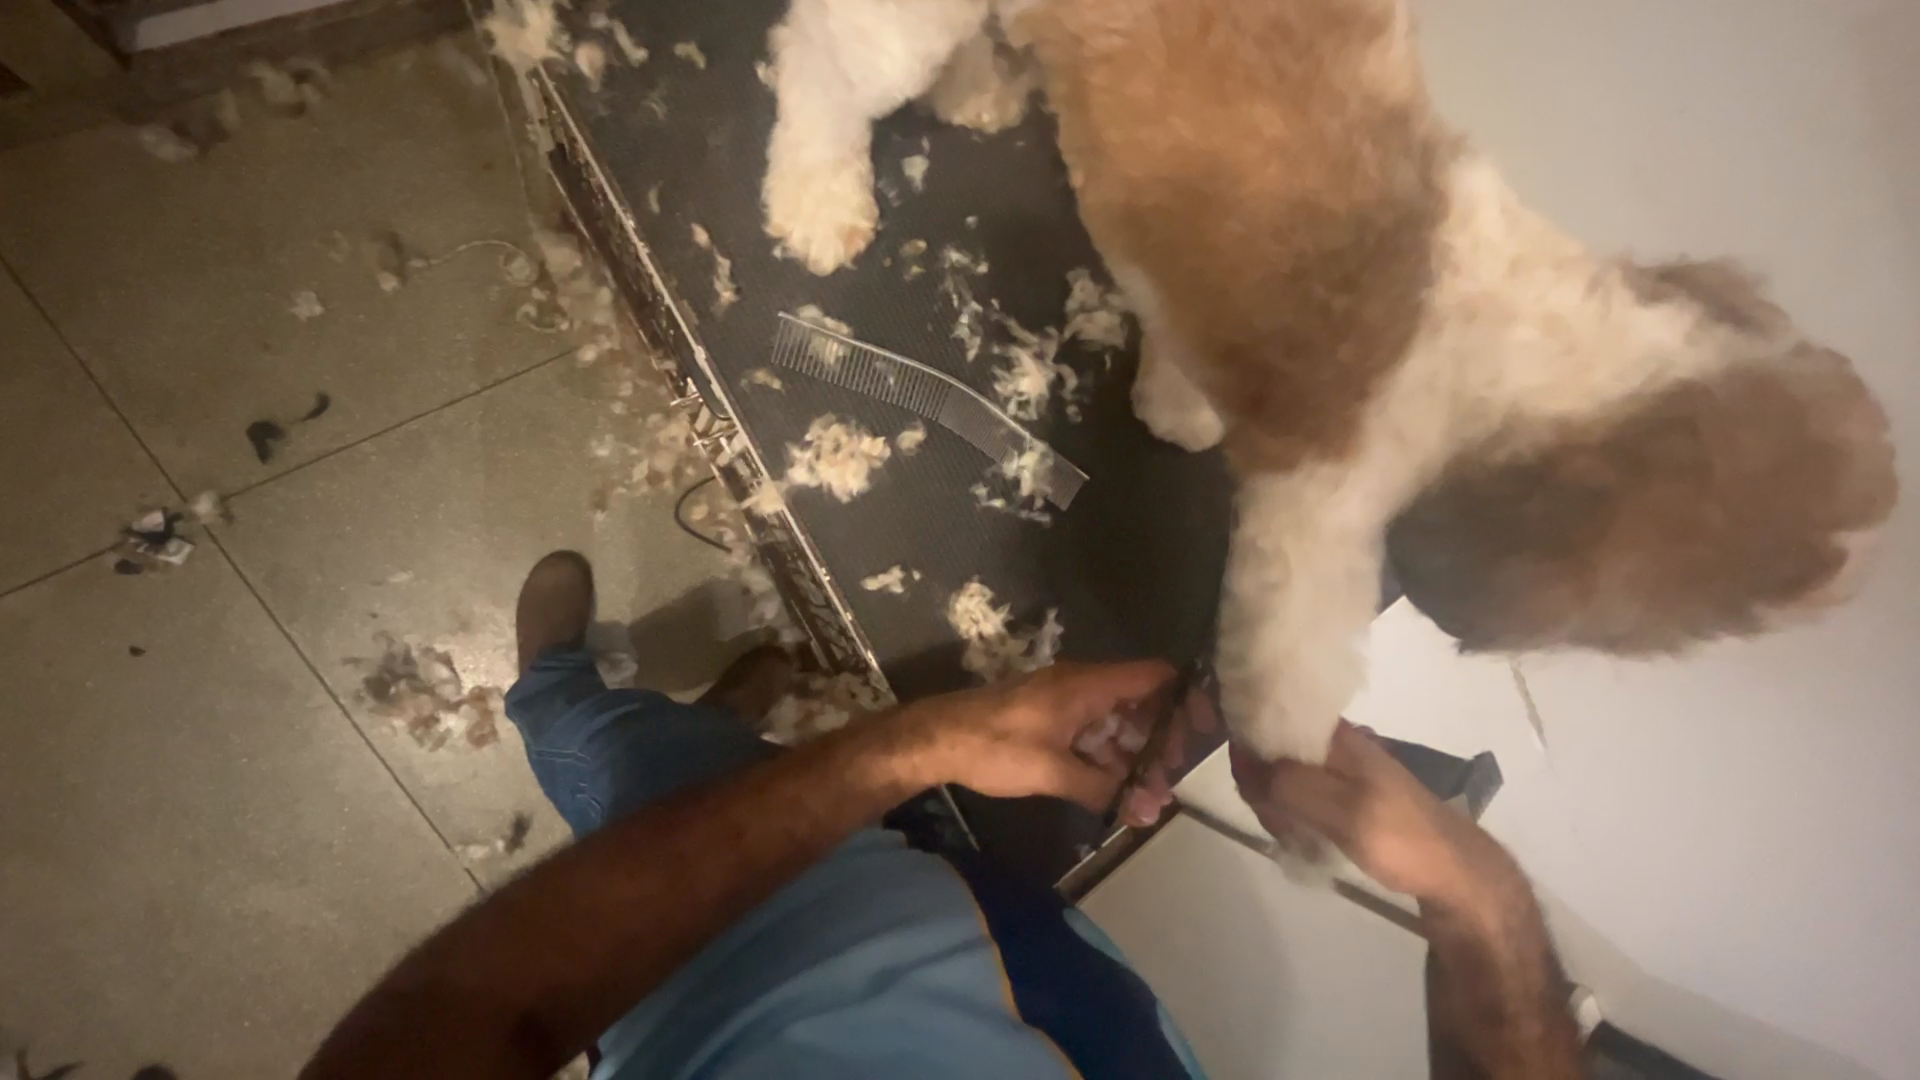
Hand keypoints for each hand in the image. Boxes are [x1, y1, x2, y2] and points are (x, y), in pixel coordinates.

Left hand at [893, 661, 1185, 824]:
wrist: (937, 738)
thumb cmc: (996, 747)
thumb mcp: (1053, 772)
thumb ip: (1103, 788)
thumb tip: (1146, 811)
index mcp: (1088, 685)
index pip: (1154, 676)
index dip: (1184, 698)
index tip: (1204, 732)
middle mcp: (1081, 684)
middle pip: (1138, 702)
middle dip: (1159, 742)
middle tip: (1171, 781)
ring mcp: (1064, 699)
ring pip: (1114, 721)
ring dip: (1132, 755)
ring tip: (1148, 798)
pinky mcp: (1049, 716)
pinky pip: (1091, 730)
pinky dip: (1106, 755)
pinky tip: (1115, 789)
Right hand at [1230, 722, 1519, 908]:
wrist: (1459, 878)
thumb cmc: (1401, 837)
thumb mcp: (1341, 810)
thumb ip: (1287, 783)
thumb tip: (1240, 760)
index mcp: (1334, 733)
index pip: (1270, 718)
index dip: (1247, 746)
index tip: (1248, 786)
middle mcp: (1332, 743)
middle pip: (1270, 750)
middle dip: (1260, 784)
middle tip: (1275, 822)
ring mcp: (1338, 770)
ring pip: (1281, 776)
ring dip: (1274, 803)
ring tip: (1289, 834)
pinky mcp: (1342, 796)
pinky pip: (1297, 795)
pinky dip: (1289, 813)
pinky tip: (1298, 837)